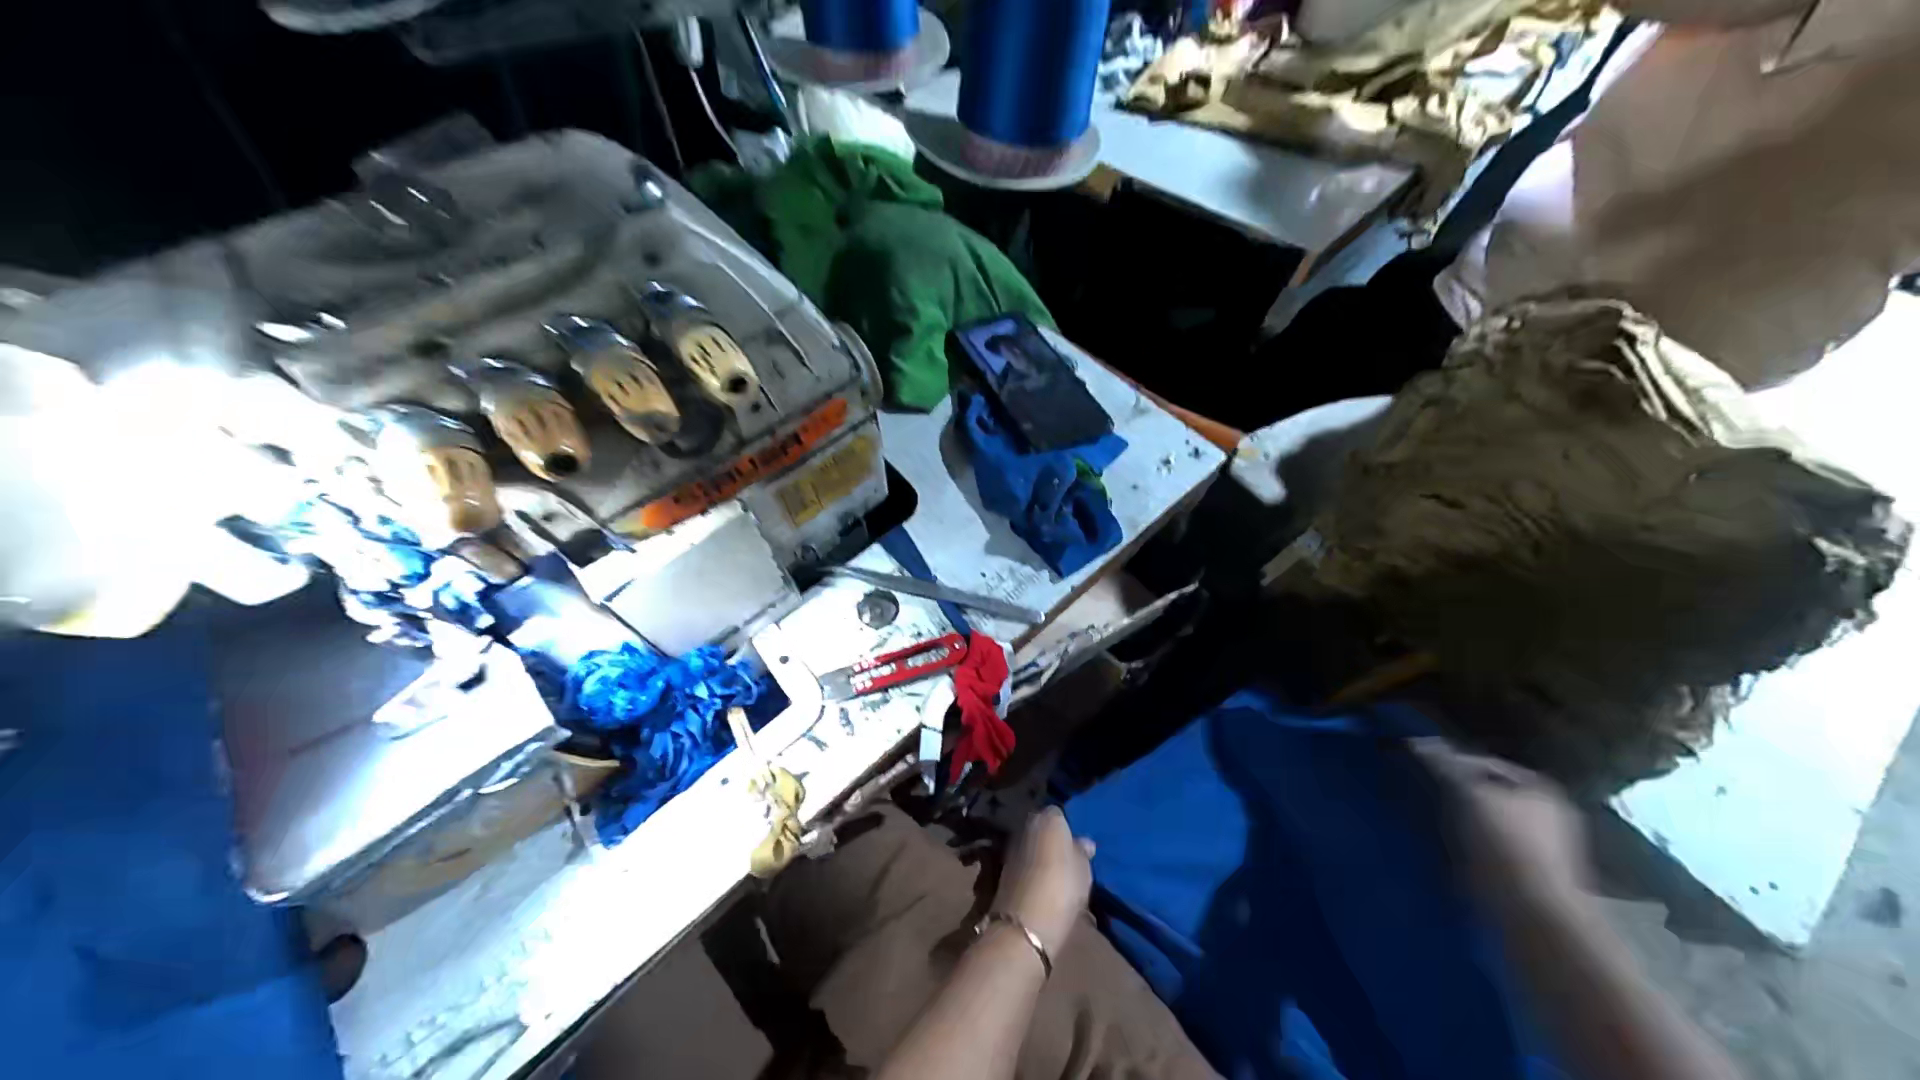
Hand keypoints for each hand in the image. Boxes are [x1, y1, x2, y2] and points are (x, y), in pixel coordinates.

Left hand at [992, 807, 1094, 957]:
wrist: (1025, 922)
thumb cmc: (1063, 886)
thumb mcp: (1084, 870)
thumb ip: (1082, 852)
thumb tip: (1083, 843)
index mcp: (1048, 818)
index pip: (1059, 814)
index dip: (1067, 829)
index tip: (1076, 847)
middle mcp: (1026, 825)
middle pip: (1042, 828)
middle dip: (1051, 840)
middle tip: (1068, 861)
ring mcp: (1011, 846)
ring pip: (1031, 845)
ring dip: (1040, 855)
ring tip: (1056, 877)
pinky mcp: (1002, 868)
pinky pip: (1023, 862)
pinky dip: (1031, 870)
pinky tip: (1041, 886)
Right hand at [1412, 738, 1593, 915]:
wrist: (1533, 917)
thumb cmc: (1502, 845)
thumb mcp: (1465, 793)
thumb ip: (1441, 764)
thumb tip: (1416, 743)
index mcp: (1540, 788)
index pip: (1481, 762)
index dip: (1446, 761)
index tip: (1414, 769)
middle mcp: (1547, 813)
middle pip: (1484, 791)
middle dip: (1450, 791)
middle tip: (1416, 794)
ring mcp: (1542, 847)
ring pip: (1484, 820)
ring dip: (1456, 819)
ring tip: (1423, 823)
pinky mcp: (1530, 876)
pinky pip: (1487, 847)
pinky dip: (1465, 845)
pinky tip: (1444, 850)